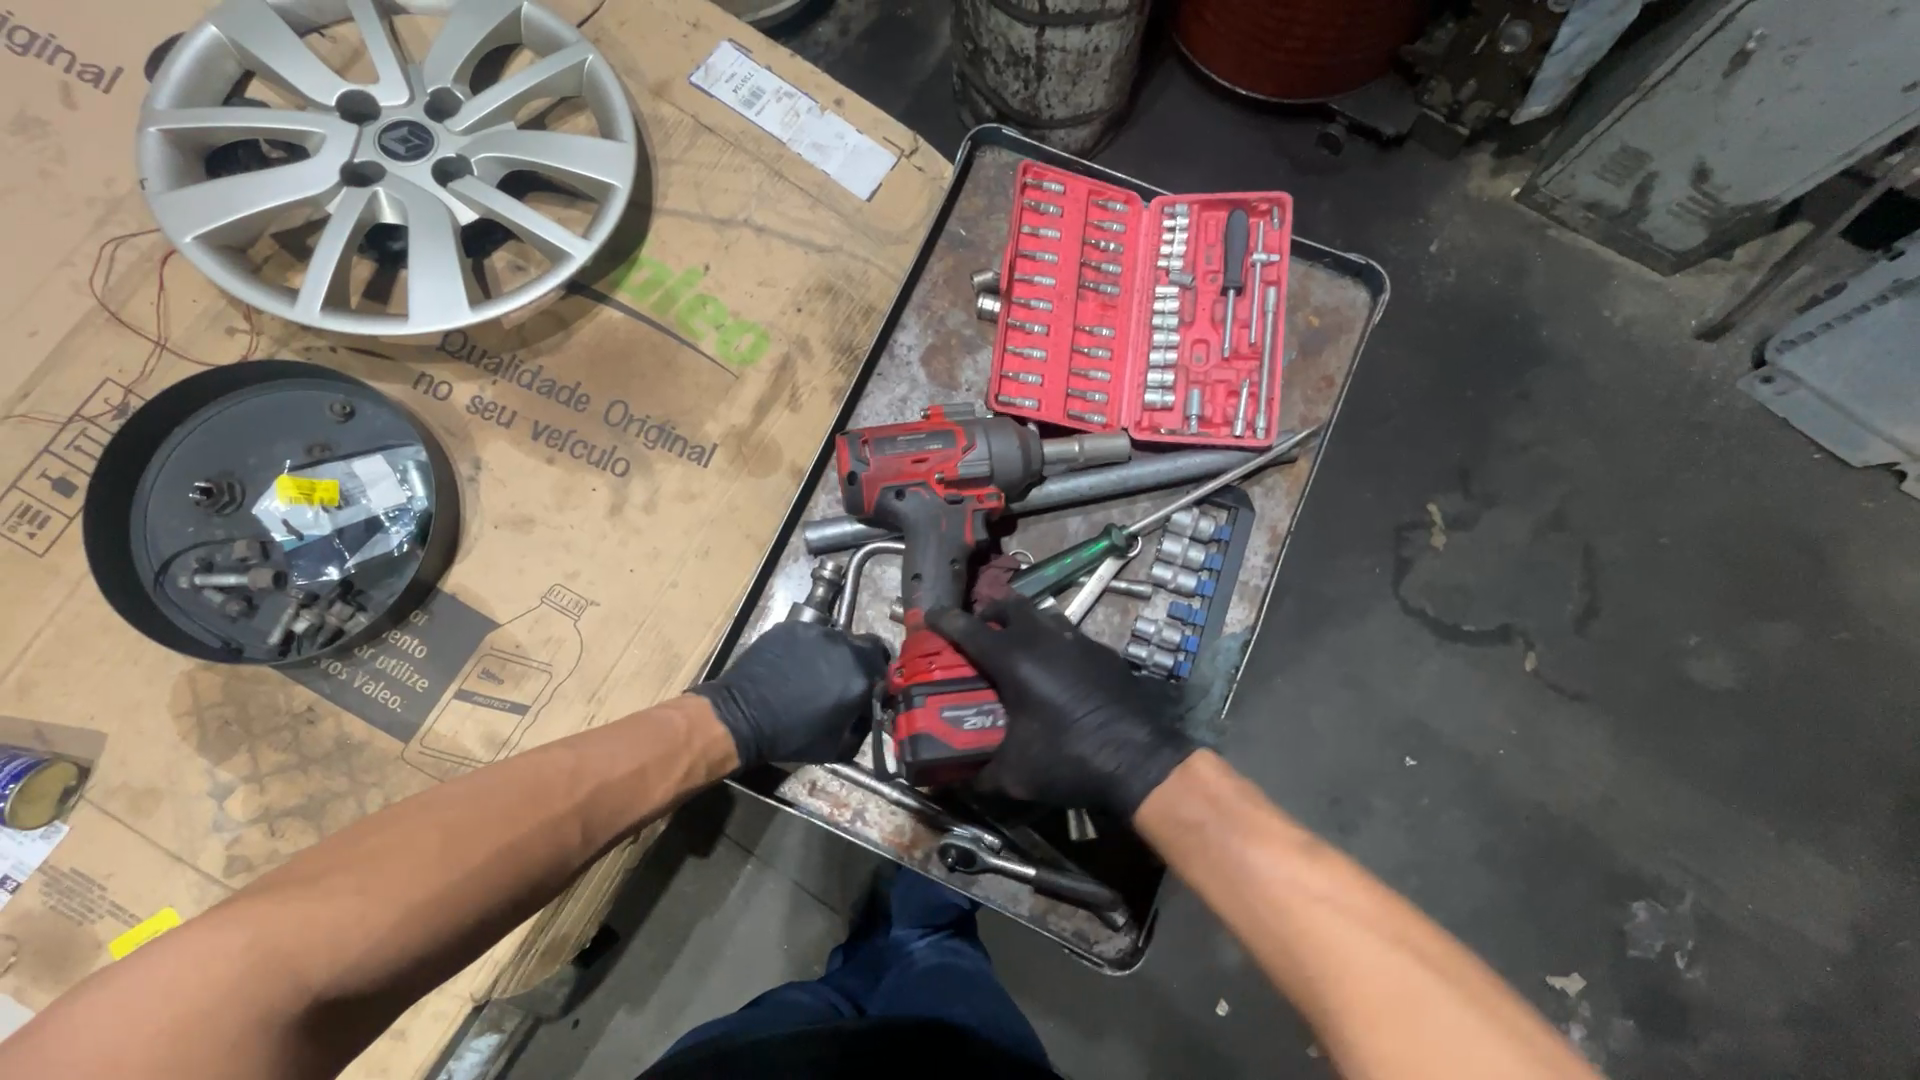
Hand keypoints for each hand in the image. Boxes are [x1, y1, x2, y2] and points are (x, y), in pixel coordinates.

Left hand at [694, 622, 889, 766]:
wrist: (742, 716)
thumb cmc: (792, 736)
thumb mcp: (838, 746)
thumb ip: (863, 726)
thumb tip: (868, 714)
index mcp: (860, 675)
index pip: (884, 664)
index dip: (878, 676)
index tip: (869, 687)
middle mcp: (844, 647)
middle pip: (863, 646)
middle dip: (858, 661)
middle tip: (842, 679)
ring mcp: (816, 633)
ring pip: (836, 639)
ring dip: (832, 654)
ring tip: (814, 673)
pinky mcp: (791, 627)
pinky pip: (809, 635)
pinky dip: (807, 648)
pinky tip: (793, 666)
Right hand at [929, 598, 1196, 817]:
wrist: (1140, 759)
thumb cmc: (1070, 759)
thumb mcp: (1016, 774)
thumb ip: (980, 774)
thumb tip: (954, 781)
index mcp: (1014, 660)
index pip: (968, 628)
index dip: (945, 620)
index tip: (929, 616)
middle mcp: (1043, 639)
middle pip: (1008, 606)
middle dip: (988, 613)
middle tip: (978, 631)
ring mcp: (1077, 640)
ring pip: (1041, 615)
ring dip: (1022, 623)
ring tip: (1014, 646)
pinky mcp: (1102, 651)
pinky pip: (1067, 633)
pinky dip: (1051, 640)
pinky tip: (1053, 669)